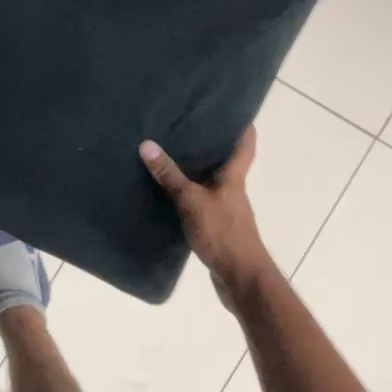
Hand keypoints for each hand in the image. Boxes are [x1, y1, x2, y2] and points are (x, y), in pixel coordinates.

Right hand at [141, 128, 273, 310]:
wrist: (242, 280)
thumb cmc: (223, 233)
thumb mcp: (192, 200)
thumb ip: (170, 175)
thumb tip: (146, 144)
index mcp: (233, 179)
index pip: (244, 147)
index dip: (244, 128)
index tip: (237, 110)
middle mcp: (232, 191)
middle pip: (225, 162)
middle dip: (211, 146)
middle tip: (187, 125)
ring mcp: (226, 211)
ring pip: (211, 183)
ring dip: (196, 171)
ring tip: (171, 155)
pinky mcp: (217, 229)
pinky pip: (201, 203)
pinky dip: (188, 196)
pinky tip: (169, 195)